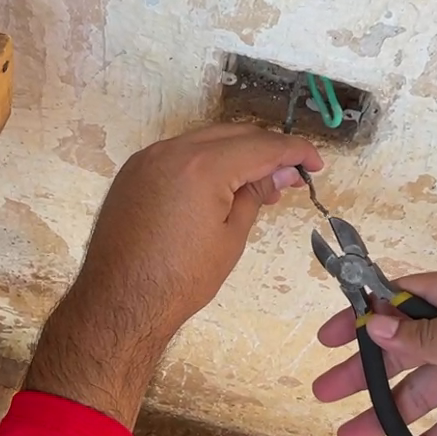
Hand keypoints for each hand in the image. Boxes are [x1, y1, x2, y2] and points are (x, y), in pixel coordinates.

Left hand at [26, 124, 323, 426]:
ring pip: (206, 140)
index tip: (316, 163)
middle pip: (234, 134)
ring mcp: (148, 157)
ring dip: (237, 153)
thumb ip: (255, 195)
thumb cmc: (181, 279)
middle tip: (291, 177)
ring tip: (258, 184)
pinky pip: (181, 153)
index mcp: (202, 165)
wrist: (120, 302)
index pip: (261, 146)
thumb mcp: (230, 237)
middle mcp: (172, 150)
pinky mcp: (134, 171)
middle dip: (267, 150)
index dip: (295, 151)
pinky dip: (206, 160)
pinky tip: (220, 184)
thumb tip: (279, 173)